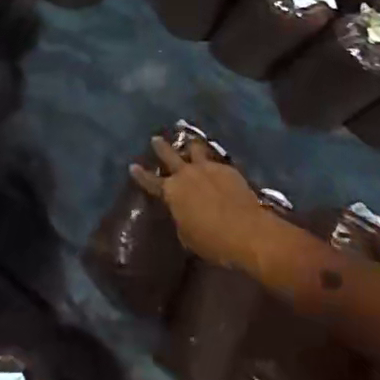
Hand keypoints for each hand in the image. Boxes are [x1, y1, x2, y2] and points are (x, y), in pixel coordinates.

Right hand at [130, 136, 278, 271]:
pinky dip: (210, 160)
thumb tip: (182, 211)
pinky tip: (212, 163)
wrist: (246, 230)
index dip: (141, 175)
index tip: (132, 166)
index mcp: (172, 192)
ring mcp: (207, 168)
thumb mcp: (187, 235)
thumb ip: (180, 217)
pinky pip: (214, 160)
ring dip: (189, 146)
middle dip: (161, 147)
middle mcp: (186, 174)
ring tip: (188, 141)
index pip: (151, 181)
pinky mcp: (227, 168)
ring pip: (194, 149)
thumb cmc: (212, 240)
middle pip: (170, 155)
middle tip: (155, 139)